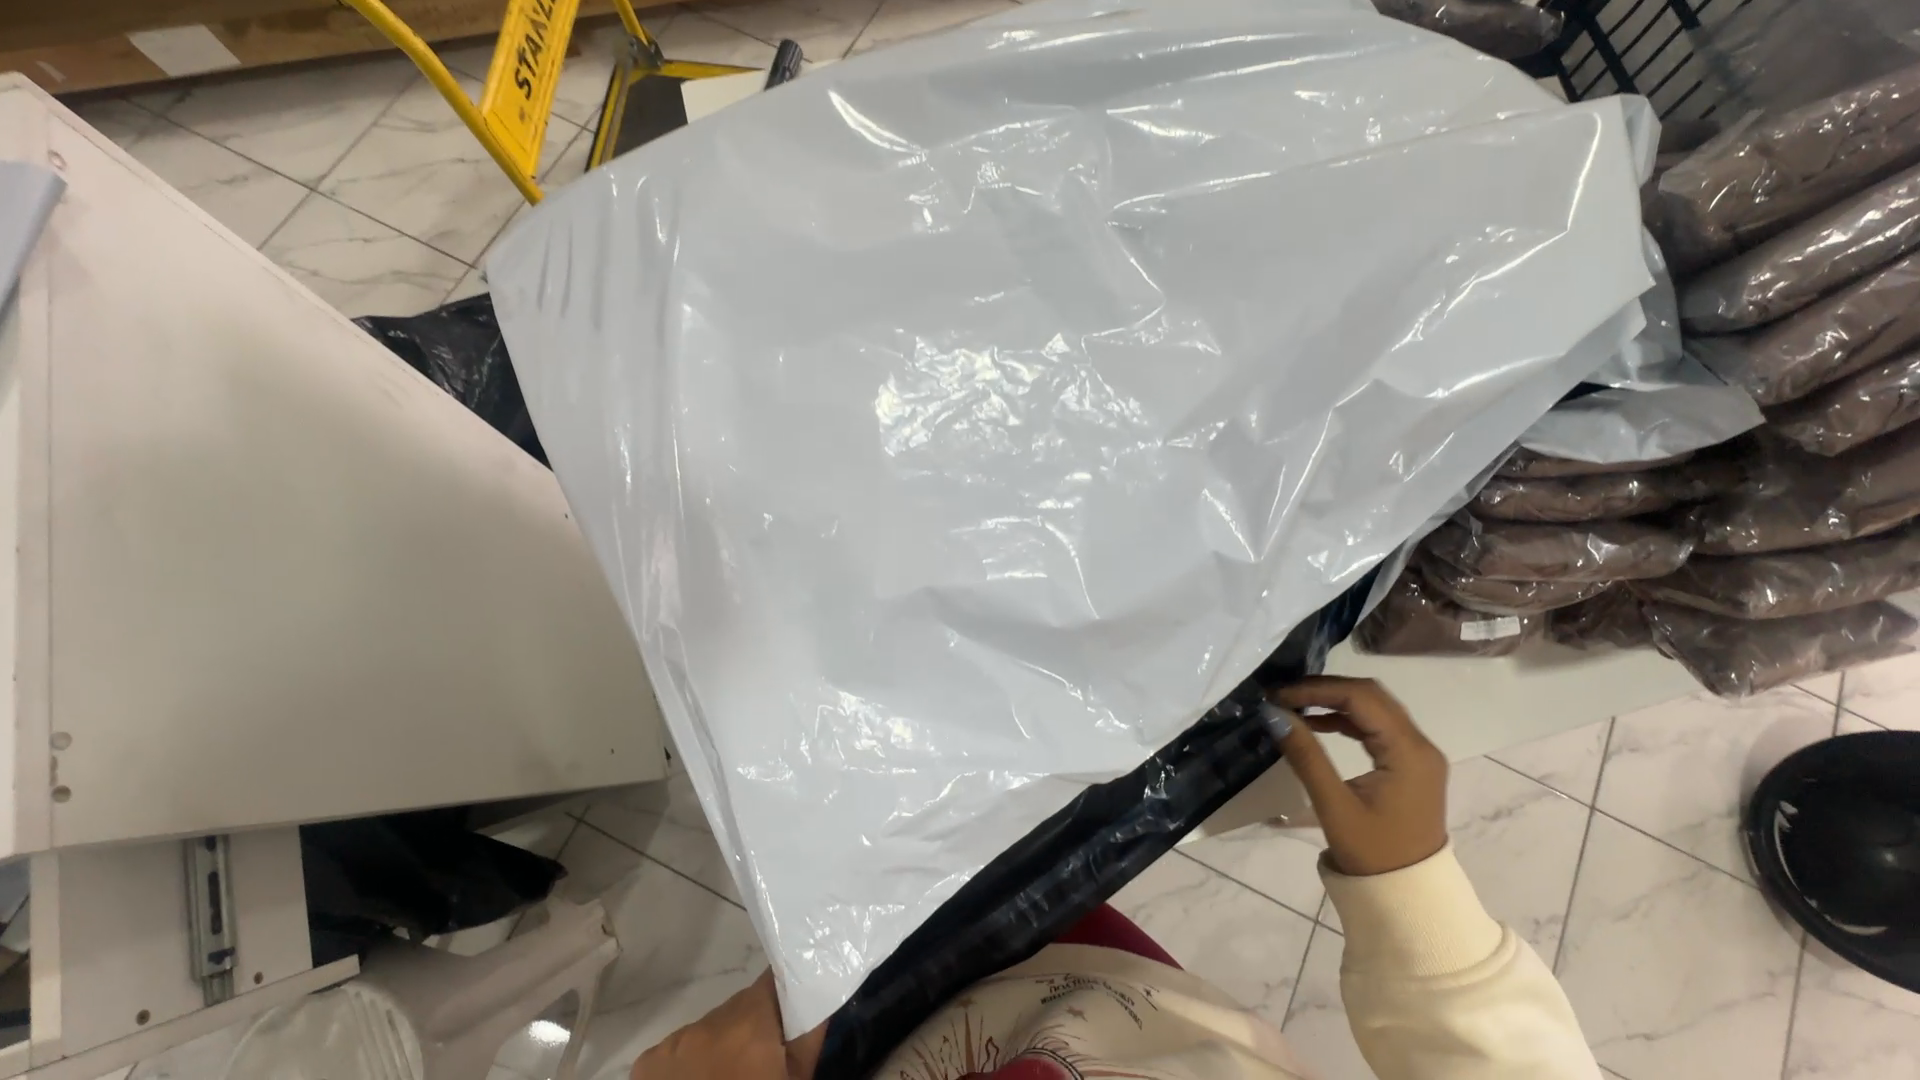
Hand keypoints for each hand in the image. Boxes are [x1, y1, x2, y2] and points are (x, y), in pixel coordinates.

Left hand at [630, 970, 825, 1079]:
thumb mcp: (796, 1079)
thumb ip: (808, 1033)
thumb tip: (816, 993)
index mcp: (750, 1023)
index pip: (773, 981)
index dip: (784, 993)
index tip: (791, 1010)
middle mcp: (709, 1023)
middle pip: (740, 1008)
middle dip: (753, 1027)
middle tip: (760, 1064)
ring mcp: (673, 1043)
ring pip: (709, 1030)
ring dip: (721, 1046)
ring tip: (727, 1079)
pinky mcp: (647, 1064)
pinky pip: (677, 1050)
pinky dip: (688, 1063)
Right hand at [1271, 676, 1448, 876]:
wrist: (1408, 894)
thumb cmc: (1372, 853)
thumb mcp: (1333, 805)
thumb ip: (1305, 755)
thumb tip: (1273, 714)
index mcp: (1409, 752)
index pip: (1361, 698)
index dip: (1317, 689)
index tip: (1278, 696)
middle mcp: (1420, 744)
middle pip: (1370, 695)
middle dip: (1324, 689)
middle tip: (1282, 696)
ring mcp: (1417, 753)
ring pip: (1374, 707)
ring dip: (1334, 700)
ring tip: (1293, 705)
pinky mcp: (1409, 763)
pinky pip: (1376, 726)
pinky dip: (1345, 718)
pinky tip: (1315, 724)